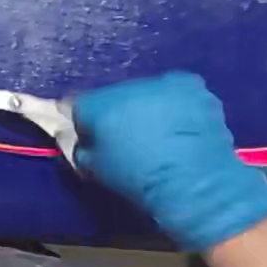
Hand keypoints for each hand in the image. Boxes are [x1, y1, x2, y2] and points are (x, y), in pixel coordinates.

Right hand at [70, 72, 266, 249]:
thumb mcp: (91, 168)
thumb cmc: (135, 178)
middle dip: (115, 112)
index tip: (90, 136)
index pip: (76, 105)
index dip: (82, 122)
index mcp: (94, 104)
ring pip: (144, 92)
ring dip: (146, 107)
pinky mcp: (192, 86)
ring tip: (157, 133)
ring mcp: (161, 83)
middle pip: (112, 96)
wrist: (195, 183)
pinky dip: (174, 104)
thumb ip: (76, 145)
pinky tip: (179, 125)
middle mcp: (125, 85)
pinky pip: (175, 92)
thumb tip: (72, 133)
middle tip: (126, 137)